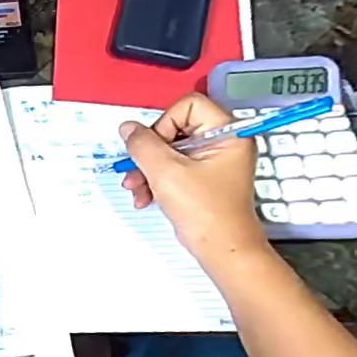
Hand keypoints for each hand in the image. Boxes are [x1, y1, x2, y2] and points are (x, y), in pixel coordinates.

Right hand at [120, 93, 268, 269]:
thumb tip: (129, 128)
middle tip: (136, 170)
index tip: (154, 149)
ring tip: (137, 189)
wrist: (222, 250)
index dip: (164, 125)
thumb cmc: (208, 214)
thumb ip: (143, 145)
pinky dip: (156, 180)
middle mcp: (224, 143)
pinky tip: (146, 196)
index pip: (187, 106)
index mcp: (227, 132)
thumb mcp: (166, 173)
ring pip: (170, 151)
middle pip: (175, 129)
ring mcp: (214, 162)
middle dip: (150, 153)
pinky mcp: (203, 179)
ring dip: (148, 169)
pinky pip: (173, 168)